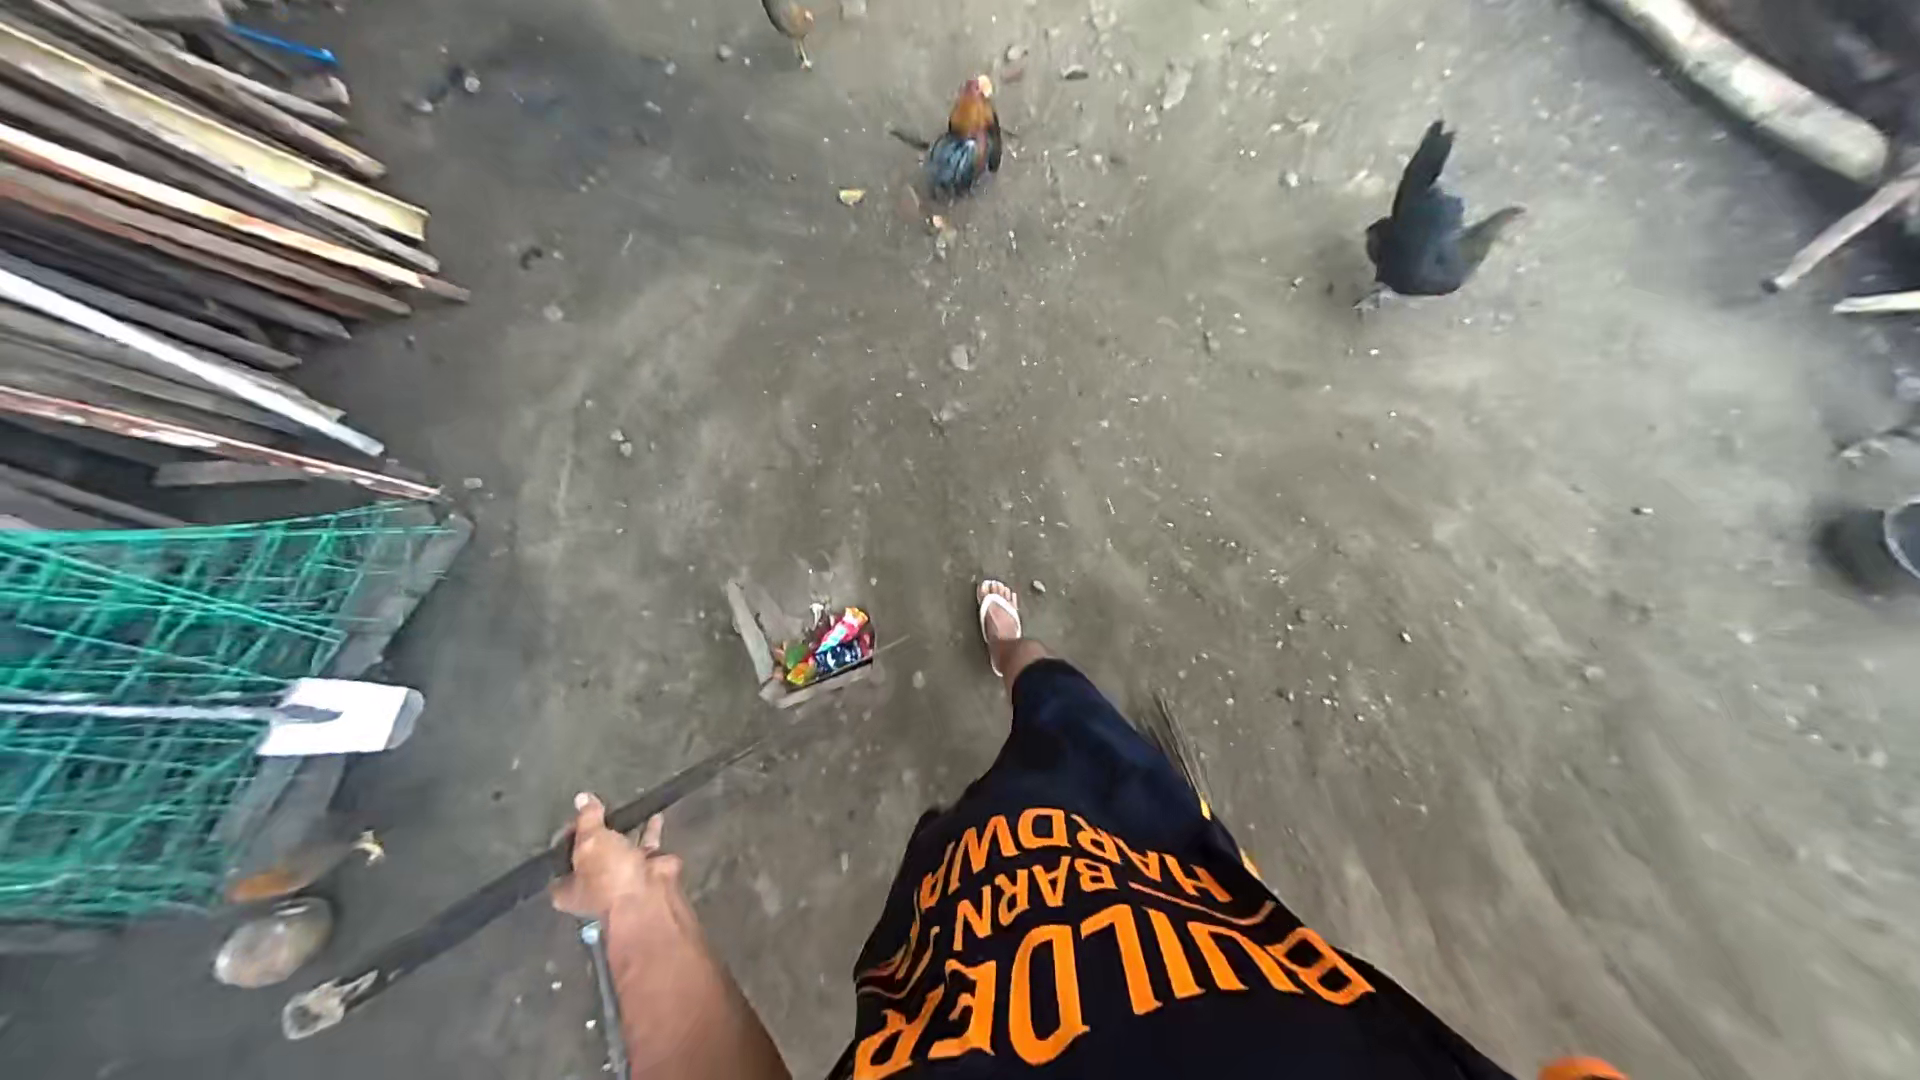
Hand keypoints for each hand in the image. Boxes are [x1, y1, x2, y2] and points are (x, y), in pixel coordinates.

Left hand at [551, 792, 681, 919]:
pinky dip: (650, 827)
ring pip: (620, 846)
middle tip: (601, 806)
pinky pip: (646, 841)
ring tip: (625, 804)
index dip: (566, 835)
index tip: (576, 814)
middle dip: (597, 830)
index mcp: (567, 887)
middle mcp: (593, 883)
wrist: (649, 892)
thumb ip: (588, 819)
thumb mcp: (591, 842)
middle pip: (591, 851)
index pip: (560, 858)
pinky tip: (652, 811)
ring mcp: (621, 875)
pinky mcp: (646, 865)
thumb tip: (581, 797)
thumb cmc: (609, 874)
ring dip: (623, 827)